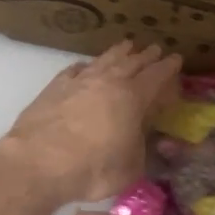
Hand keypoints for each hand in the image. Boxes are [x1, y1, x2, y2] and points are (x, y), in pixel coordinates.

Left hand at [0, 41, 180, 204]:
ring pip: (103, 60)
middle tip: (154, 48)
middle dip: (145, 56)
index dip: (168, 68)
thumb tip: (150, 140)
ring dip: (117, 52)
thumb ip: (144, 149)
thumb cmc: (92, 168)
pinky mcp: (55, 86)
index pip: (156, 77)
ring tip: (126, 46)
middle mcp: (107, 82)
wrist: (38, 161)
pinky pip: (75, 69)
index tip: (176, 59)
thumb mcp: (131, 167)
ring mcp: (79, 81)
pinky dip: (86, 65)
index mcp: (132, 98)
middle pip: (131, 62)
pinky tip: (86, 66)